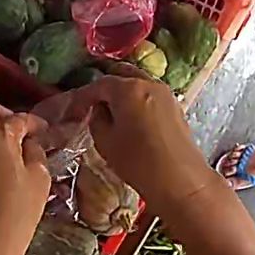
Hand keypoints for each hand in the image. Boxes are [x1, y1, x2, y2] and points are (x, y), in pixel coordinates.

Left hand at [0, 100, 50, 254]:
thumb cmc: (17, 209)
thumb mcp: (40, 178)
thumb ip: (36, 153)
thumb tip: (30, 143)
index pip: (18, 117)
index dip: (34, 122)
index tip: (45, 131)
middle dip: (5, 114)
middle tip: (23, 132)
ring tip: (17, 150)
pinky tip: (5, 164)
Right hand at [57, 77, 222, 211]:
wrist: (180, 180)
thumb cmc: (137, 161)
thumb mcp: (105, 141)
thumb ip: (97, 118)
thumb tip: (98, 108)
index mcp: (127, 88)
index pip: (99, 84)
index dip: (84, 95)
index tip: (74, 106)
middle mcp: (148, 83)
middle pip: (122, 74)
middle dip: (106, 85)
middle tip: (93, 101)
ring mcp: (165, 93)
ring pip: (139, 82)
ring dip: (124, 91)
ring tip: (112, 109)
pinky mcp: (176, 106)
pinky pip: (151, 94)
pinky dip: (138, 99)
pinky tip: (132, 116)